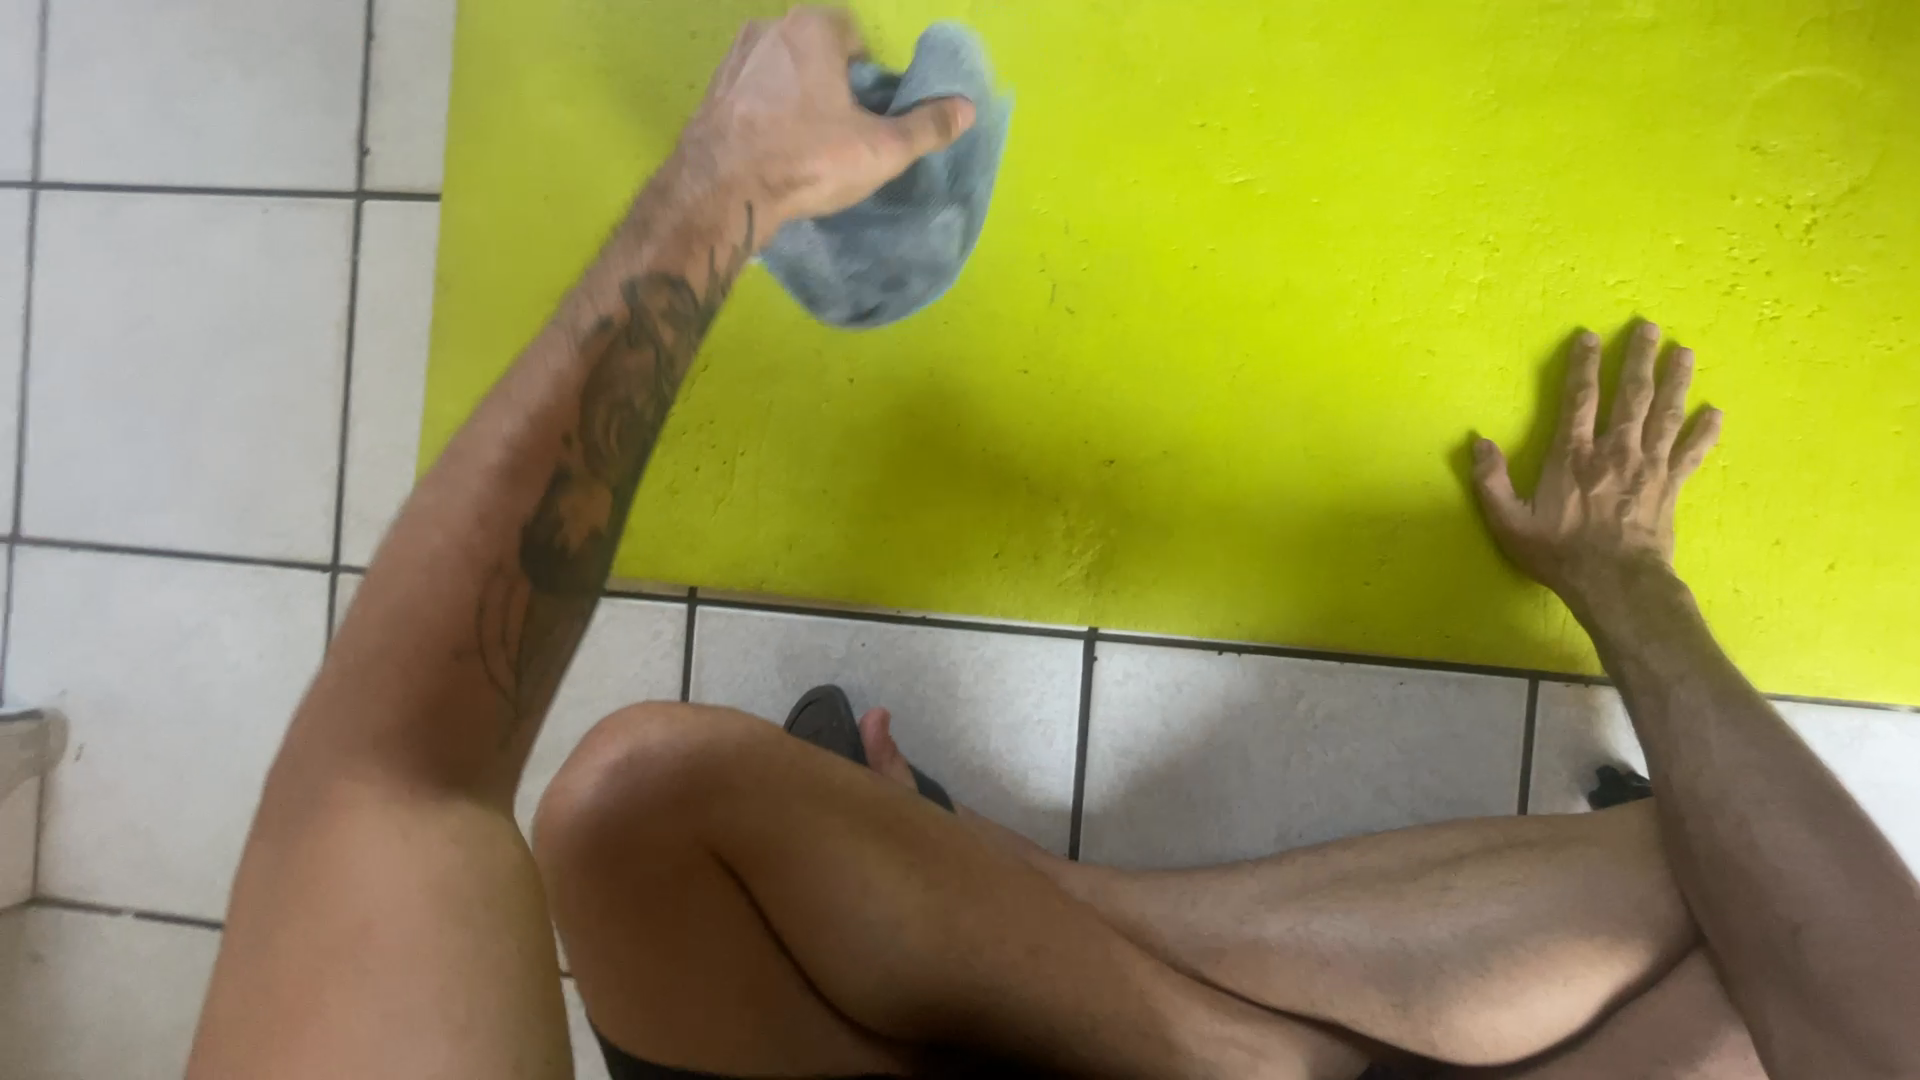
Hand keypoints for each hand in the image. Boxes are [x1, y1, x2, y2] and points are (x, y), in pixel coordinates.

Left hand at [675, 7, 976, 236]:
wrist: (724, 188)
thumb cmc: (809, 160)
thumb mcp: (881, 149)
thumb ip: (926, 128)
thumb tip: (967, 108)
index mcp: (814, 28)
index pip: (854, 37)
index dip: (868, 78)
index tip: (870, 116)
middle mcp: (770, 29)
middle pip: (816, 54)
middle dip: (832, 88)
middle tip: (842, 137)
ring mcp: (735, 59)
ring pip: (781, 75)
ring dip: (797, 102)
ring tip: (806, 150)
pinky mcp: (712, 92)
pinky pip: (752, 97)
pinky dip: (766, 117)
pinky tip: (773, 153)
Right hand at [1471, 322, 1722, 612]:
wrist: (1614, 581)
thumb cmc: (1556, 551)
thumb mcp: (1506, 519)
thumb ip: (1490, 479)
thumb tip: (1478, 441)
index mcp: (1572, 457)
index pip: (1579, 401)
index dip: (1583, 367)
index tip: (1589, 337)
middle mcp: (1614, 452)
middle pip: (1631, 396)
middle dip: (1638, 359)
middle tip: (1649, 327)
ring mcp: (1648, 467)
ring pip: (1666, 414)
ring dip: (1676, 380)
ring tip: (1685, 351)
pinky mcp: (1671, 485)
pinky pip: (1692, 451)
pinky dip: (1704, 430)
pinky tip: (1714, 411)